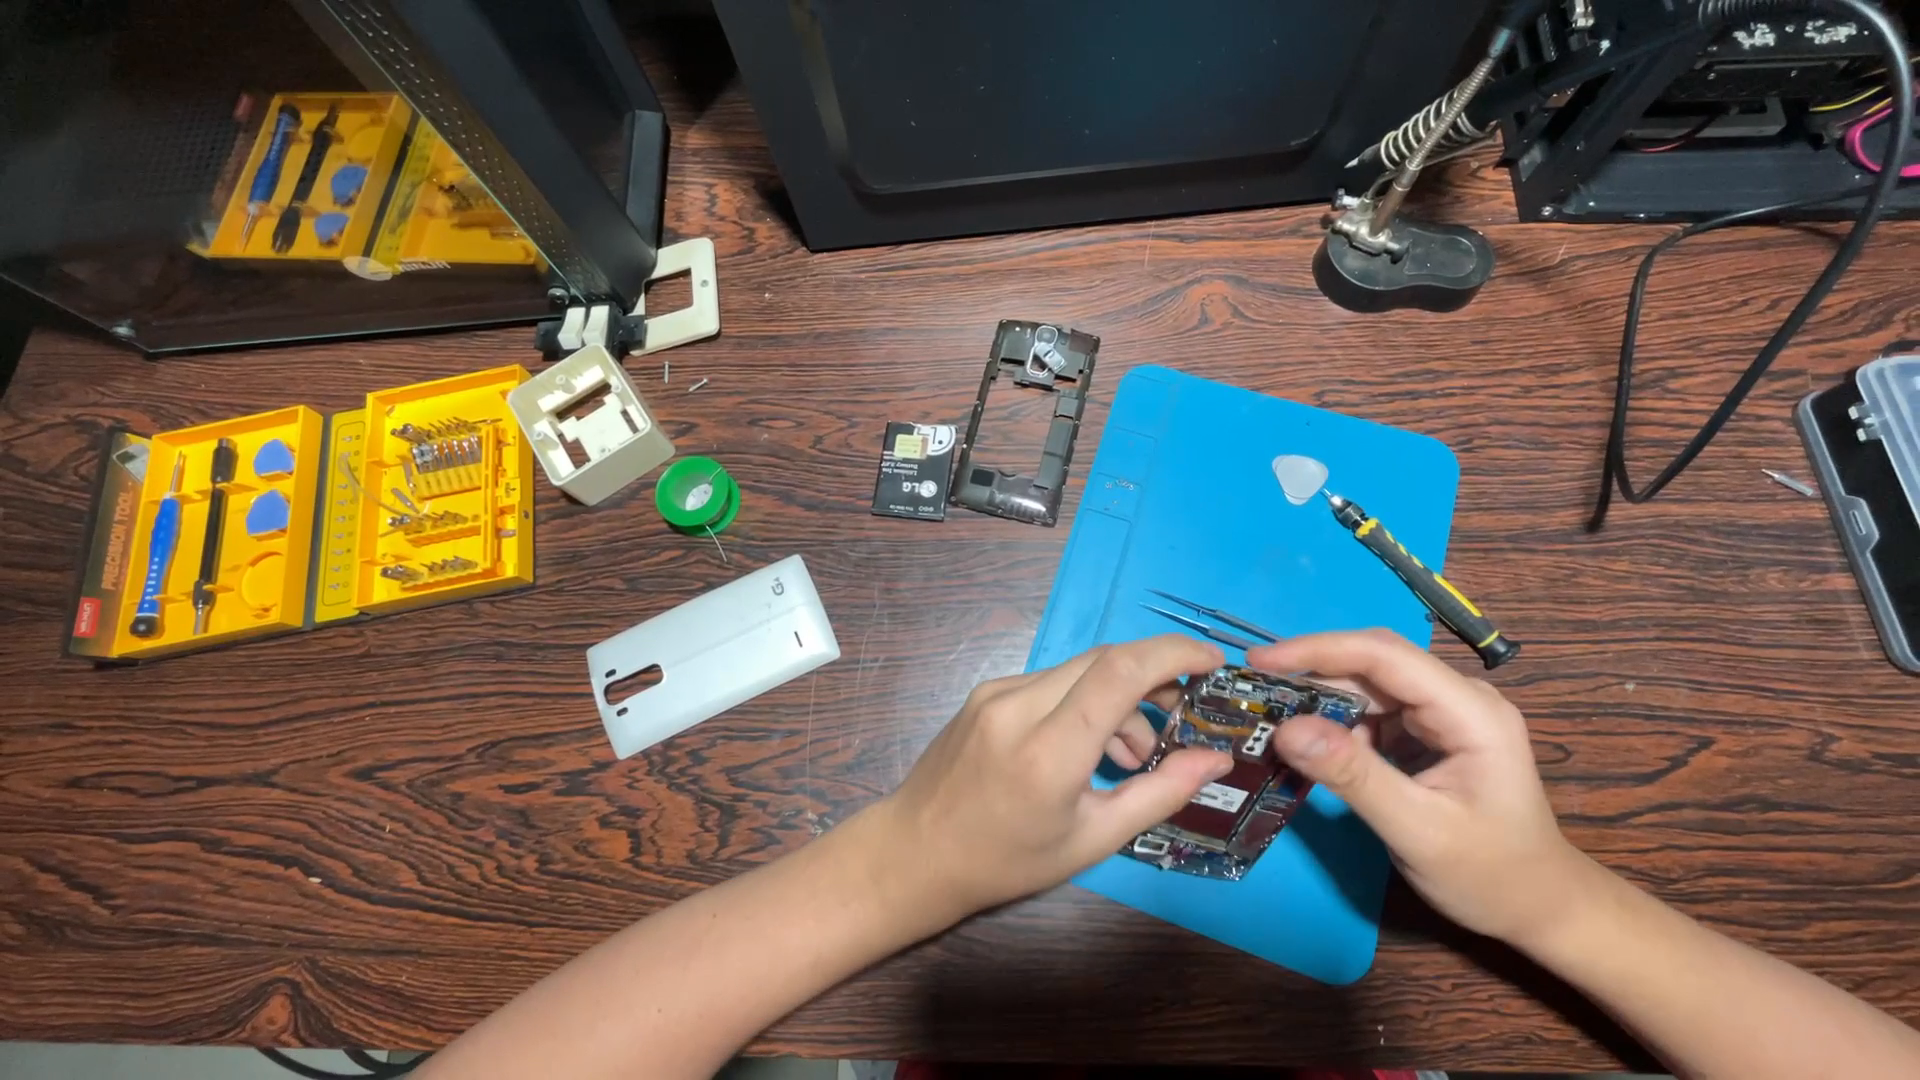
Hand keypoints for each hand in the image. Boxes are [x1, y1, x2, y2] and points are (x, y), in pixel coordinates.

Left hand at [869, 635, 1234, 924]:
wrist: (915, 850)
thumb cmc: (1007, 860)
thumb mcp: (1092, 839)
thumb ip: (1159, 793)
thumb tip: (1215, 759)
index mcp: (1048, 749)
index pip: (1119, 670)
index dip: (1173, 654)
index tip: (1212, 664)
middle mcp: (1019, 706)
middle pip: (1104, 660)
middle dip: (1153, 677)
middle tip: (1179, 716)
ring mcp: (996, 692)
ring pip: (1078, 670)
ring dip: (1118, 698)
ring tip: (1130, 756)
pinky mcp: (985, 691)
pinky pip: (1050, 681)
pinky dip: (1083, 702)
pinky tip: (1086, 745)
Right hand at [1247, 629, 1595, 944]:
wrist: (1542, 909)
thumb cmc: (1490, 874)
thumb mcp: (1417, 830)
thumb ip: (1353, 776)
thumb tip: (1287, 729)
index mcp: (1470, 711)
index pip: (1384, 654)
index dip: (1318, 650)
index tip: (1259, 660)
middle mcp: (1459, 698)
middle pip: (1373, 662)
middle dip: (1311, 671)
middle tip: (1253, 688)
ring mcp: (1444, 712)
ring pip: (1367, 683)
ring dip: (1319, 697)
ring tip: (1272, 715)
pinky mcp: (1429, 730)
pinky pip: (1372, 708)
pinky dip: (1335, 720)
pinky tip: (1309, 740)